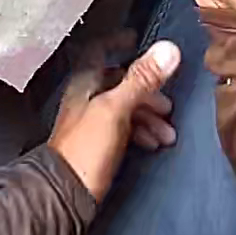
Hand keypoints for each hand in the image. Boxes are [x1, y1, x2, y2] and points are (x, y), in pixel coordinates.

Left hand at [47, 33, 180, 200]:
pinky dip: (140, 131)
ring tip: (167, 134)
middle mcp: (85, 98)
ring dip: (148, 116)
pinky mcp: (96, 144)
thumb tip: (168, 49)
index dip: (117, 42)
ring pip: (124, 107)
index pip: (99, 50)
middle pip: (119, 83)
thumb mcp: (116, 109)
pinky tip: (153, 144)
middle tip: (169, 107)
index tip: (137, 40)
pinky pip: (123, 128)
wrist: (66, 194)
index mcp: (85, 84)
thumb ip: (141, 80)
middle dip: (147, 91)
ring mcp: (90, 121)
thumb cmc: (87, 148)